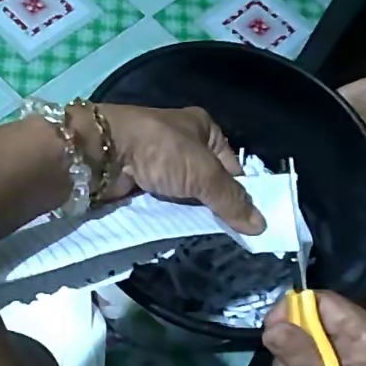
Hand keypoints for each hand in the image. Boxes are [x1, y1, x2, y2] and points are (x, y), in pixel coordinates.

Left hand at [91, 104, 263, 232]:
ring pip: (187, 194)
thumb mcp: (204, 174)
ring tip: (207, 237)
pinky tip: (180, 230)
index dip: (242, 192)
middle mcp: (184, 142)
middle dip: (217, 205)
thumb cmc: (161, 151)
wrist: (103, 152)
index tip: (250, 221)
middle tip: (231, 234)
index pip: (234, 166)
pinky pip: (165, 202)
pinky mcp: (142, 180)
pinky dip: (172, 215)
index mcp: (204, 129)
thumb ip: (232, 200)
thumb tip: (262, 226)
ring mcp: (161, 162)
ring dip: (193, 213)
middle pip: (210, 182)